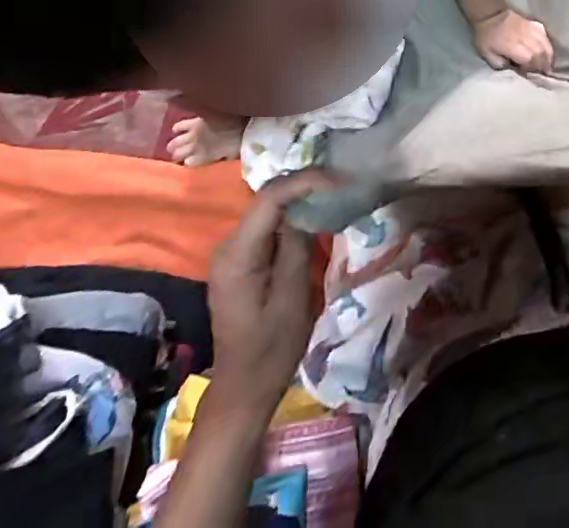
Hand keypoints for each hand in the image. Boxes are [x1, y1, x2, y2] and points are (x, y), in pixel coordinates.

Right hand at [167, 111, 243, 165]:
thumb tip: (217, 166)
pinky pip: (179, 126)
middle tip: (179, 154)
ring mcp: (192, 134)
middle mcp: (194, 147)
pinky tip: (177, 130)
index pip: (188, 164)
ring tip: (173, 146)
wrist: (240, 123)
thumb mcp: (231, 156)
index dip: (187, 164)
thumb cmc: (239, 141)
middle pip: (177, 154)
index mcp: (204, 157)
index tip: (188, 162)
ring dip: (173, 145)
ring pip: (174, 143)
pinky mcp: (194, 122)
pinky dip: (176, 128)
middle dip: (177, 155)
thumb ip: (221, 161)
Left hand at [206, 170, 333, 414]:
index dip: (305, 182)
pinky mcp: (240, 260)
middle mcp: (227, 245)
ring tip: (334, 195)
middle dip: (304, 186)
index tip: (339, 181)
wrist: (243, 387)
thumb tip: (308, 207)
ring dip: (299, 199)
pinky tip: (315, 217)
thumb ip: (297, 246)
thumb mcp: (293, 297)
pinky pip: (266, 225)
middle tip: (341, 184)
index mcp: (237, 254)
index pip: (269, 199)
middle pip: (266, 199)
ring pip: (267, 209)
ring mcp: (231, 252)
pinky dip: (291, 216)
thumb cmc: (271, 348)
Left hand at [471, 8, 553, 72]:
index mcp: (514, 47)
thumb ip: (501, 65)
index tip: (529, 74)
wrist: (489, 14)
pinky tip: (546, 48)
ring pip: (545, 44)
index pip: (530, 60)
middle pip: (540, 53)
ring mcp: (531, 30)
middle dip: (543, 64)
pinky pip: (544, 35)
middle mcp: (525, 39)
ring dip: (548, 55)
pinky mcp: (533, 23)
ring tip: (548, 63)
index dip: (532, 69)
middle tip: (544, 72)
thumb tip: (513, 69)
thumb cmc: (486, 37)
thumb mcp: (488, 55)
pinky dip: (547, 43)